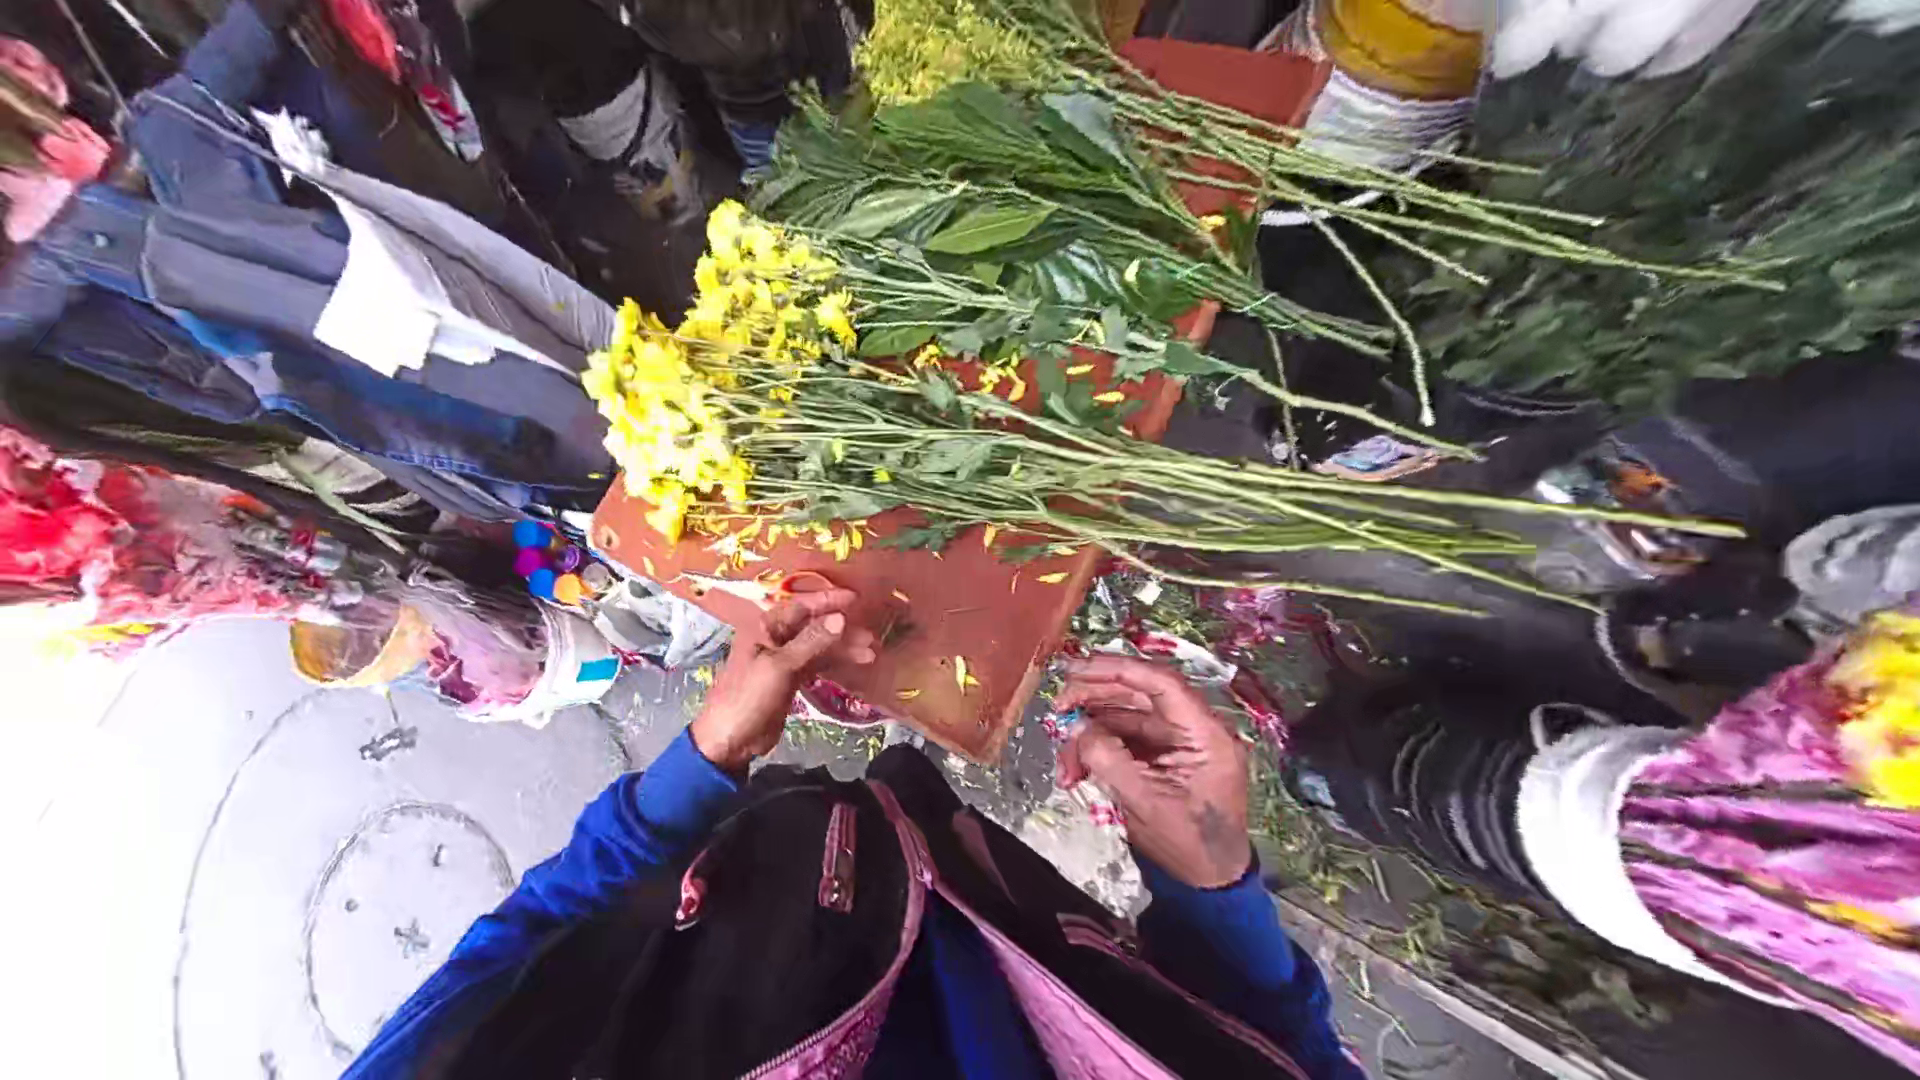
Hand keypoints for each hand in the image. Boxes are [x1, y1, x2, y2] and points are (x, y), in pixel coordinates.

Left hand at [690, 588, 876, 771]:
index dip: (829, 599)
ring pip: (820, 645)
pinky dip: (836, 663)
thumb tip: (841, 617)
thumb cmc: (748, 696)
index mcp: (766, 627)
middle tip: (870, 635)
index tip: (856, 599)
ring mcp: (784, 659)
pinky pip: (818, 663)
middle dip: (842, 628)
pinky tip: (855, 665)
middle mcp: (776, 638)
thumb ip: (812, 641)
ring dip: (844, 647)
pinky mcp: (791, 678)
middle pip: (814, 625)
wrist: (730, 740)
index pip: (802, 605)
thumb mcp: (780, 666)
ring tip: (870, 653)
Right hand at [1054, 656, 1251, 887]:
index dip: (1116, 670)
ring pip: (1124, 714)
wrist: (1210, 882)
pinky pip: (1122, 736)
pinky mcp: (1160, 752)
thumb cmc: (1190, 844)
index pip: (1160, 683)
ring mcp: (1175, 739)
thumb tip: (1077, 728)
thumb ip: (1108, 760)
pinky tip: (1075, 768)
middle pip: (1137, 693)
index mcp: (1205, 733)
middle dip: (1093, 697)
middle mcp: (1192, 727)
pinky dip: (1097, 748)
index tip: (1076, 669)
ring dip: (1089, 730)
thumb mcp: (1145, 802)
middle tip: (1058, 707)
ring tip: (1064, 757)